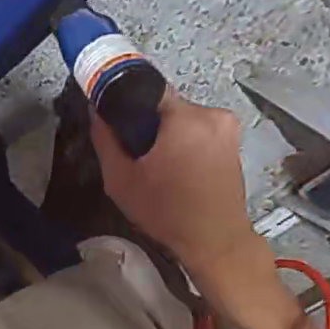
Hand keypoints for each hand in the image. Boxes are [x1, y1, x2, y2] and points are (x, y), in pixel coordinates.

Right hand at [90, 92, 260, 277]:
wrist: (214, 240)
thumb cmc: (164, 210)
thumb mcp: (120, 179)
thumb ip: (105, 139)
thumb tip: (95, 110)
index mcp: (185, 117)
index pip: (147, 88)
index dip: (125, 101)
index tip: (113, 119)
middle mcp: (212, 113)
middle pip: (165, 105)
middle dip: (146, 121)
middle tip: (132, 150)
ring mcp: (228, 127)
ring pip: (181, 118)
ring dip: (164, 132)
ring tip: (152, 162)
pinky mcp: (233, 141)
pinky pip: (197, 129)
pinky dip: (182, 141)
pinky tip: (172, 166)